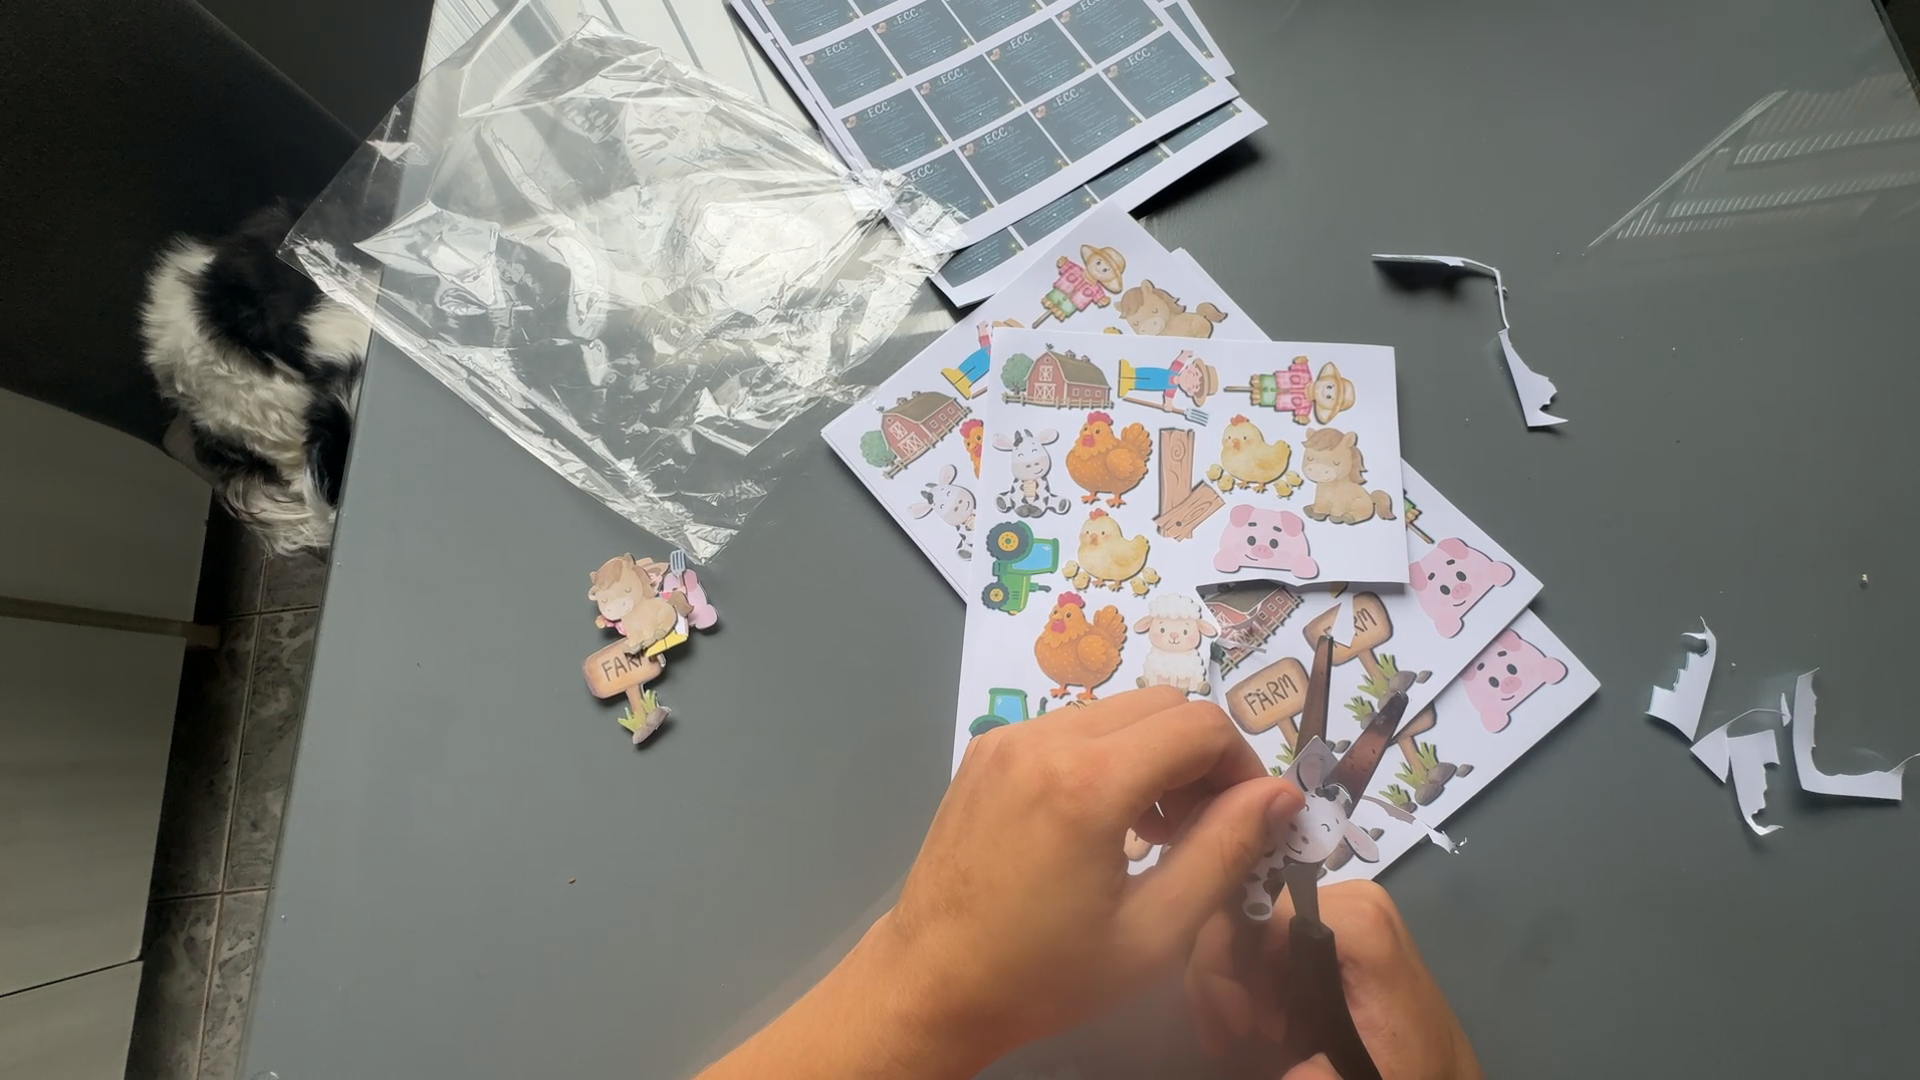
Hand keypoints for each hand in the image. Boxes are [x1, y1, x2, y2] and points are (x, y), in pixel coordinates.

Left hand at [863, 687, 1303, 1073]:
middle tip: (1198, 825)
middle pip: (1159, 704)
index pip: (1199, 725)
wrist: (932, 977)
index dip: (1241, 763)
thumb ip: (1225, 850)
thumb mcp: (1154, 931)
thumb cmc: (1045, 972)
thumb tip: (1281, 794)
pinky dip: (1105, 752)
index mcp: (1088, 780)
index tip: (1246, 816)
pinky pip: (1069, 725)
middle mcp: (1045, 736)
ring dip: (1152, 753)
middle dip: (1199, 755)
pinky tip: (1099, 815)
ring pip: (1115, 711)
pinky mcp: (987, 745)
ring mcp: (1009, 734)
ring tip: (1150, 828)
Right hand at [1186, 880, 1482, 1079]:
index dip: (1230, 960)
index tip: (1235, 1023)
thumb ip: (1328, 1078)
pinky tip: (1256, 1011)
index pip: (1260, 912)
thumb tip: (1292, 1076)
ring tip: (1240, 1028)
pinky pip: (1266, 923)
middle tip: (1225, 1030)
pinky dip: (1249, 965)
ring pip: (1248, 916)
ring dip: (1231, 972)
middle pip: (1249, 911)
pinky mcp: (1334, 911)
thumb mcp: (1372, 1078)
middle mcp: (1349, 893)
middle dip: (1223, 970)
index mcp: (1361, 922)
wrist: (1446, 1073)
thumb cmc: (1412, 1071)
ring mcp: (1340, 897)